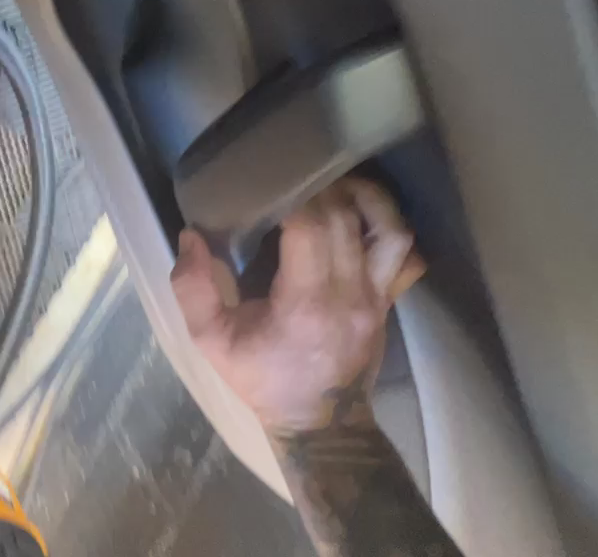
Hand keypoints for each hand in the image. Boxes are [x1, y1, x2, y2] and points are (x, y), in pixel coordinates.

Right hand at [171, 179, 426, 434]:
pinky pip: (405, 253)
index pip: (310, 228)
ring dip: (364, 197)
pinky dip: (387, 225)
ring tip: (332, 182)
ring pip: (390, 230)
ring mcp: (377, 298)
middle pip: (346, 218)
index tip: (267, 180)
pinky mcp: (388, 301)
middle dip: (319, 186)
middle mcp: (350, 295)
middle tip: (290, 172)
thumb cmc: (261, 378)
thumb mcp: (210, 340)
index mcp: (305, 303)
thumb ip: (192, 287)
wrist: (320, 425)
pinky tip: (358, 213)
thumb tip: (192, 235)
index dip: (292, 195)